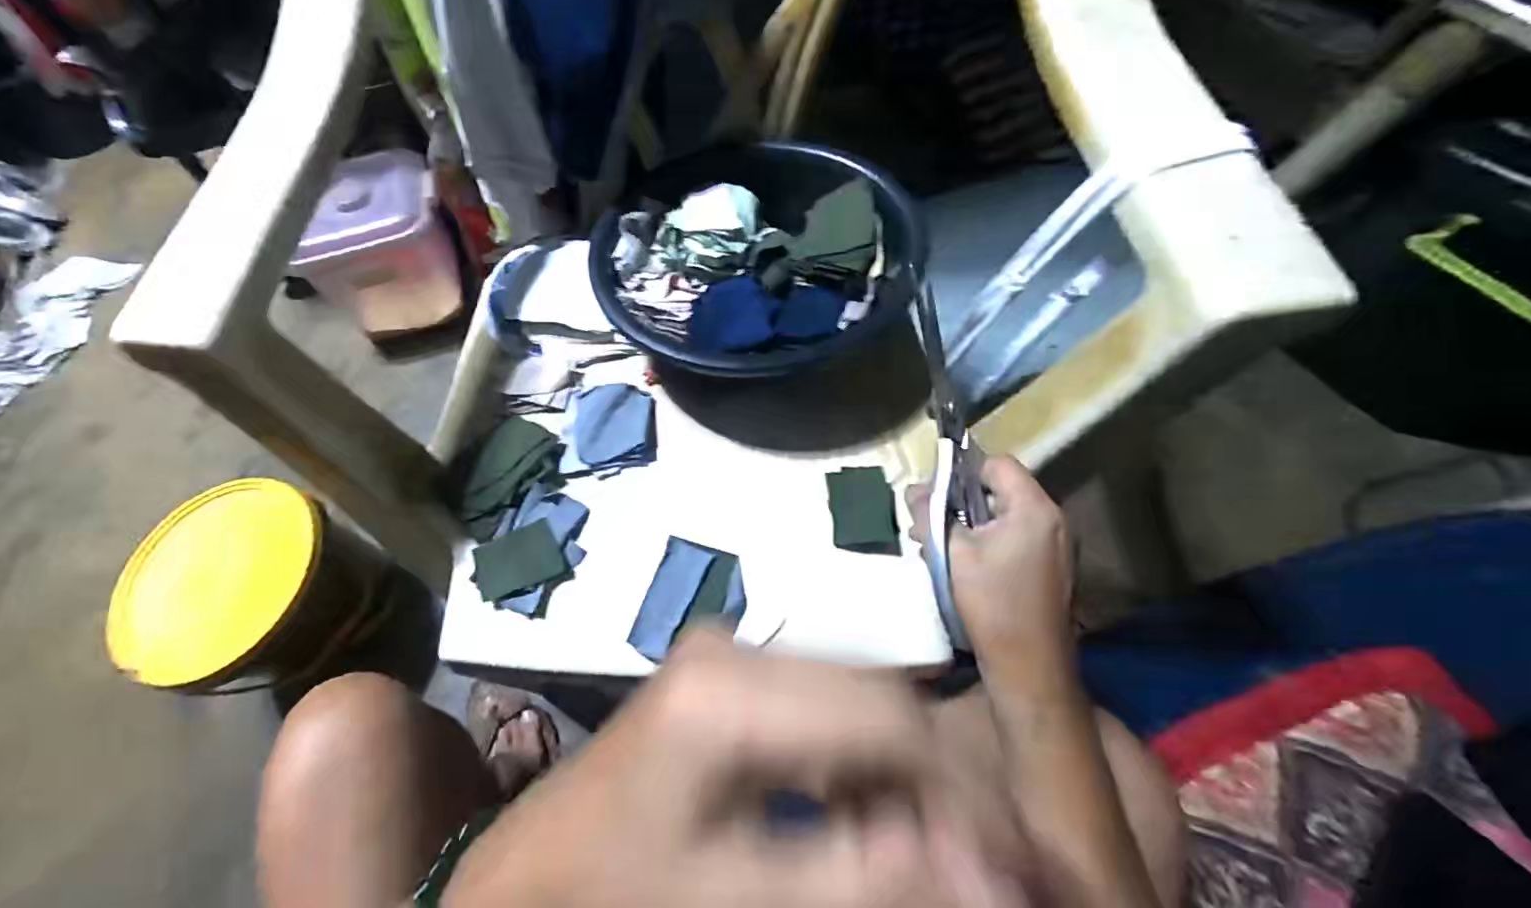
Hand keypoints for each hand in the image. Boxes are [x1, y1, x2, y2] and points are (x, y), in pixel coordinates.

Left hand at [448, 630, 1036, 907]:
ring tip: (932, 844)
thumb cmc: (615, 890)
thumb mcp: (733, 897)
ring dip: (904, 772)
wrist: (522, 874)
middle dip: (938, 780)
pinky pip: (823, 705)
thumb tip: (984, 875)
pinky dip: (861, 762)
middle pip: (876, 697)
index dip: (955, 788)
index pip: (880, 714)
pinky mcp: (729, 673)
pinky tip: (872, 814)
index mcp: (725, 690)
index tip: (1007, 862)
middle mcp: (735, 647)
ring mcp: (730, 652)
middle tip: (982, 860)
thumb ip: (857, 879)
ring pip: (858, 697)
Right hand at [909, 456, 1073, 684]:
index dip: (964, 473)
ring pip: (1006, 517)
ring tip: (942, 550)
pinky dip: (990, 544)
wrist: (1031, 669)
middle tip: (931, 526)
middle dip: (961, 503)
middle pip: (1001, 490)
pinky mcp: (1053, 568)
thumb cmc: (992, 605)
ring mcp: (1058, 545)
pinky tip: (966, 569)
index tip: (938, 498)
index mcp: (1034, 508)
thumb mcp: (951, 554)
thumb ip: (930, 513)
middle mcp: (1054, 519)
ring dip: (972, 526)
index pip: (998, 463)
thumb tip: (913, 489)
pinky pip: (1017, 538)